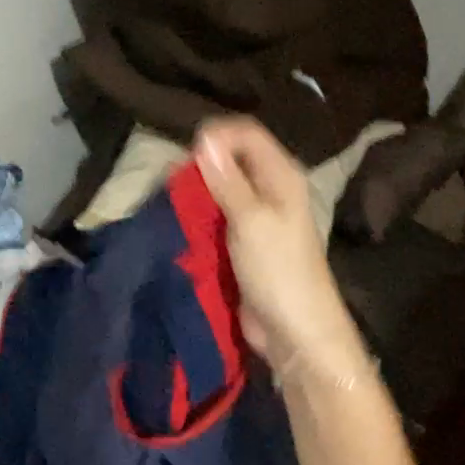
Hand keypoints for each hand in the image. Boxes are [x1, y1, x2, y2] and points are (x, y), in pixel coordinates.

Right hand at [195, 117, 368, 383]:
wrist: (294, 330)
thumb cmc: (279, 270)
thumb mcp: (250, 219)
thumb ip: (227, 178)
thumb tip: (204, 138)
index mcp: (281, 176)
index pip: (247, 134)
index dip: (216, 136)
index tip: (185, 155)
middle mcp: (270, 191)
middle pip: (232, 160)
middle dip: (202, 165)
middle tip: (172, 180)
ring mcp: (256, 218)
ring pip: (220, 190)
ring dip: (197, 193)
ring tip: (170, 200)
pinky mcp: (242, 243)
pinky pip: (216, 218)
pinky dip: (199, 217)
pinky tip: (179, 222)